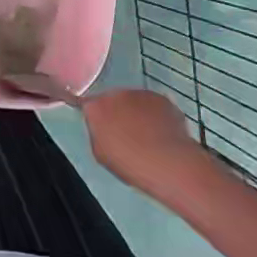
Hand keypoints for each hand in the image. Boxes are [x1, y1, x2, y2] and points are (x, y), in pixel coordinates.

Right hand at [79, 89, 211, 195]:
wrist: (165, 161)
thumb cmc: (128, 162)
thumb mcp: (100, 152)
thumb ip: (98, 133)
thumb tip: (104, 128)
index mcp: (97, 107)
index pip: (90, 105)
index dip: (97, 117)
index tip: (104, 129)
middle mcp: (117, 94)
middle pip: (114, 100)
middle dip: (118, 112)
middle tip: (126, 133)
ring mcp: (142, 94)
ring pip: (135, 101)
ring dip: (137, 112)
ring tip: (147, 134)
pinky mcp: (163, 99)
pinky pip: (154, 105)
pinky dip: (156, 114)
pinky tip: (161, 132)